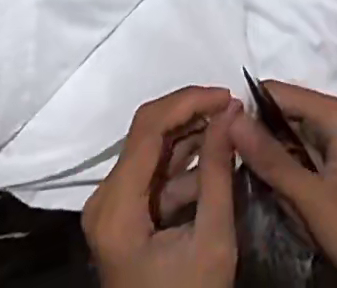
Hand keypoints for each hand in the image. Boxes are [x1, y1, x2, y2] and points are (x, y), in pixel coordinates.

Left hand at [83, 86, 240, 287]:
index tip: (227, 95)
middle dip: (191, 113)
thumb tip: (230, 112)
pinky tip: (217, 155)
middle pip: (146, 133)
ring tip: (231, 125)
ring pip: (152, 148)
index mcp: (116, 207)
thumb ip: (219, 172)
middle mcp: (104, 199)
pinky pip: (154, 172)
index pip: (147, 128)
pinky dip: (185, 160)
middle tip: (232, 107)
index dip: (188, 102)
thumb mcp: (213, 240)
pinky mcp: (124, 214)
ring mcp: (112, 206)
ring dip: (191, 134)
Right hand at [231, 81, 336, 287]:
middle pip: (279, 117)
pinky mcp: (331, 174)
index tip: (215, 135)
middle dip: (257, 143)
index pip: (274, 92)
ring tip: (258, 189)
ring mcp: (332, 148)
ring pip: (285, 145)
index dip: (245, 110)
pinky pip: (297, 166)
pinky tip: (279, 202)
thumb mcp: (315, 199)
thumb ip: (273, 159)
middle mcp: (332, 121)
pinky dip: (285, 183)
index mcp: (332, 114)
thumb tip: (232, 118)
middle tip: (230, 169)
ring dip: (271, 168)